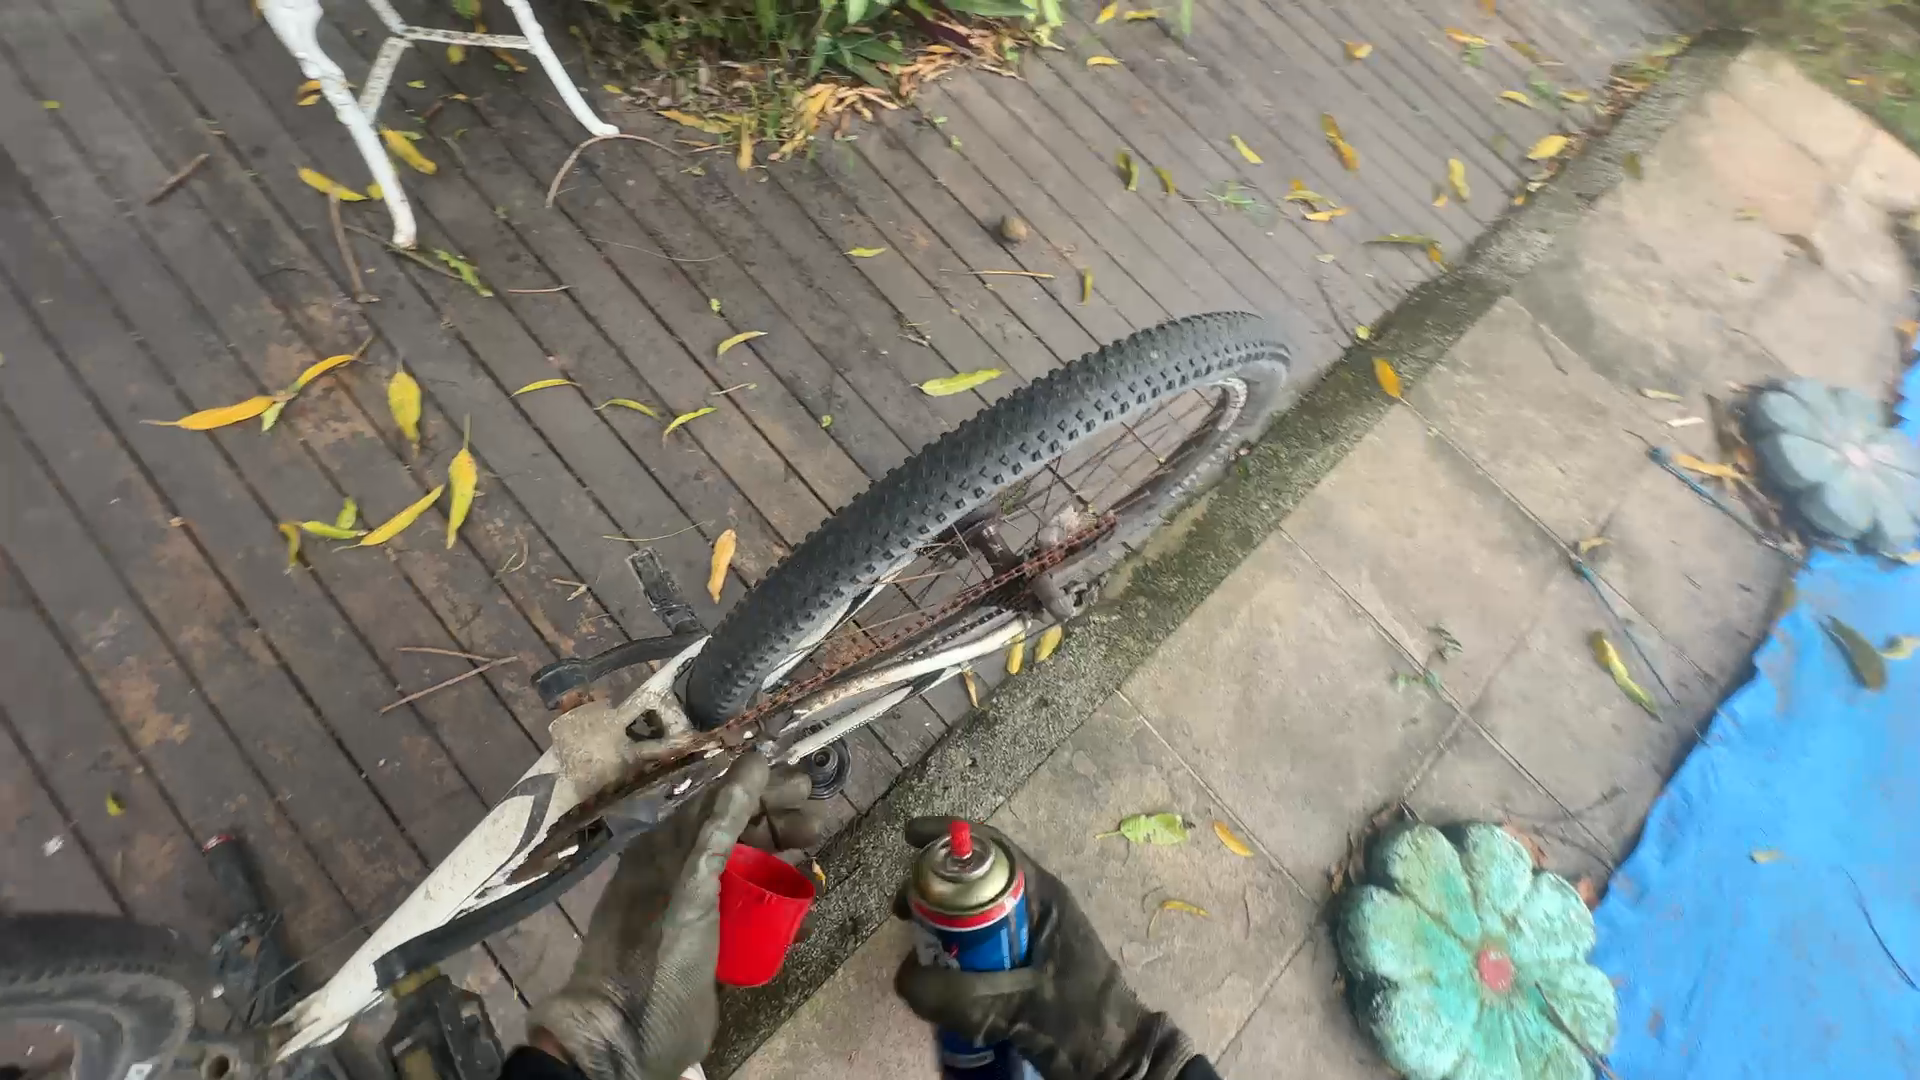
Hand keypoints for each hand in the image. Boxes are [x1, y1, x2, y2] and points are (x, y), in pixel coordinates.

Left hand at [529, 754, 818, 1079]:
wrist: (624, 1044)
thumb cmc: (656, 952)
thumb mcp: (693, 880)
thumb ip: (724, 820)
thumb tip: (756, 757)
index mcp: (665, 847)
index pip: (720, 801)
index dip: (764, 788)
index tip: (804, 785)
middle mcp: (679, 870)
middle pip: (739, 833)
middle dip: (781, 826)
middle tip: (818, 826)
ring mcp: (696, 909)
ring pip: (750, 872)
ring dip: (785, 867)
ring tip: (814, 872)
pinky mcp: (711, 943)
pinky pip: (751, 914)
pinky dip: (779, 912)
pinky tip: (805, 919)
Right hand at [890, 818, 1196, 1079]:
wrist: (1118, 1058)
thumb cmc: (1076, 1017)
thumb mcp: (1015, 1004)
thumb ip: (958, 995)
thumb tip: (903, 979)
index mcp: (1041, 892)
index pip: (990, 845)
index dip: (948, 834)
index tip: (910, 836)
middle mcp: (1035, 900)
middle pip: (976, 873)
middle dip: (934, 883)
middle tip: (901, 908)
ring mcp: (1032, 928)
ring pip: (977, 905)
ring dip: (943, 917)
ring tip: (916, 943)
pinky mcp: (1027, 957)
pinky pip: (983, 936)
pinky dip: (957, 943)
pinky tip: (939, 968)